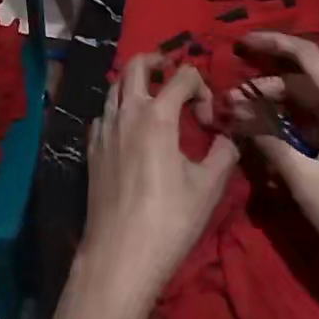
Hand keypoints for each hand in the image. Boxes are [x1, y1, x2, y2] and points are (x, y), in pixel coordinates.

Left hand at [35, 55, 236, 318]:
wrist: (119, 258)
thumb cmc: (168, 221)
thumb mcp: (208, 188)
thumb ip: (224, 153)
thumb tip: (228, 137)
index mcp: (157, 114)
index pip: (183, 75)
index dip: (201, 87)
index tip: (209, 119)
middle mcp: (127, 112)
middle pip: (136, 64)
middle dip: (158, 61)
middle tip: (173, 74)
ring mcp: (104, 129)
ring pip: (115, 86)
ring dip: (135, 84)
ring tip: (153, 100)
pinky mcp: (91, 149)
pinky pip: (103, 114)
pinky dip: (118, 110)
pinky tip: (129, 131)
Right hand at [227, 32, 318, 303]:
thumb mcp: (308, 184)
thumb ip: (271, 144)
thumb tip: (237, 115)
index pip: (308, 57)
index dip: (274, 43)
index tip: (240, 44)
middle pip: (303, 82)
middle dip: (265, 84)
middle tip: (229, 100)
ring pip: (306, 107)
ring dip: (274, 109)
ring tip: (240, 121)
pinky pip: (313, 129)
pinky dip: (287, 130)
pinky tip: (266, 146)